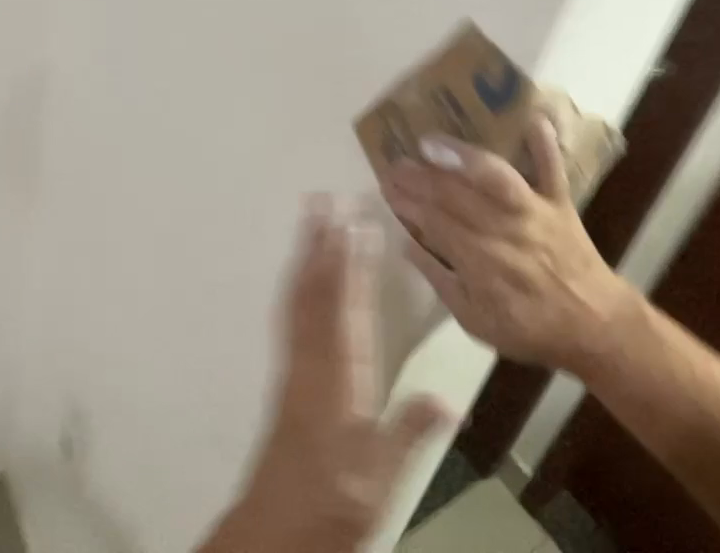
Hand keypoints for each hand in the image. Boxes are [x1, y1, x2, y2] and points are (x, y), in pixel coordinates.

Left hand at [202, 200, 449, 552]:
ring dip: (303, 256)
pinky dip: (294, 285)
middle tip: (324, 198)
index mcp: (338, 377)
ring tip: (309, 218)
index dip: (352, 263)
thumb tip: (447, 402)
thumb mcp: (380, 477)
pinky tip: (299, 274)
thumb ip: (408, 432)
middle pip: (313, 292)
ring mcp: (293, 368)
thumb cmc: (331, 501)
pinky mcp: (285, 379)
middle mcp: (311, 362)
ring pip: (296, 299)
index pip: (346, 307)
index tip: (357, 222)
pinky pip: (288, 316)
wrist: (272, 530)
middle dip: (320, 244)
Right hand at [382, 115, 635, 376]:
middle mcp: (503, 230)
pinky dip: (544, 144)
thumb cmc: (530, 328)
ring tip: (433, 140)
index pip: (435, 223)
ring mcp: (534, 212)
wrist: (595, 327)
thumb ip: (441, 281)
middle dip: (420, 177)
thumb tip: (407, 245)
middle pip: (455, 196)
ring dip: (464, 156)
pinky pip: (553, 169)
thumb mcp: (475, 321)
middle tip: (394, 161)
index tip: (384, 186)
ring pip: (495, 177)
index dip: (408, 203)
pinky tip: (532, 118)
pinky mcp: (560, 203)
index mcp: (480, 261)